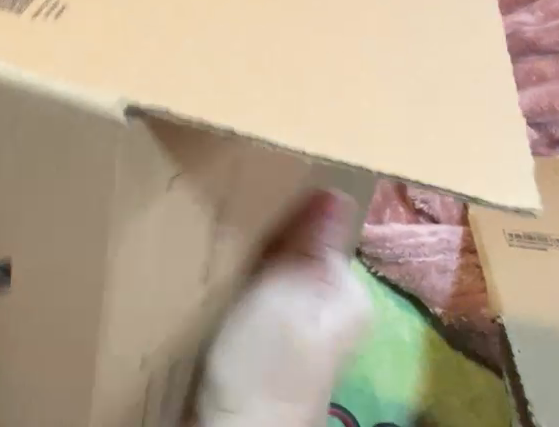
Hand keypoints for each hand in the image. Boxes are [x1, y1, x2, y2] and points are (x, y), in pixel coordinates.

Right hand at [194, 190, 372, 426]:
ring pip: (270, 267)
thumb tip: (341, 191)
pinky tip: (211, 275)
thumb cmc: (259, 368)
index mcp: (347, 293)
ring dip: (244, 252)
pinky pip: (253, 290)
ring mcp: (298, 326)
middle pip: (294, 246)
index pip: (317, 226)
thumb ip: (310, 248)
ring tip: (211, 239)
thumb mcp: (284, 299)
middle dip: (263, 229)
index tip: (247, 189)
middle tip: (224, 214)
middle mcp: (330, 308)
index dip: (283, 206)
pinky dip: (234, 277)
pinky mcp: (267, 341)